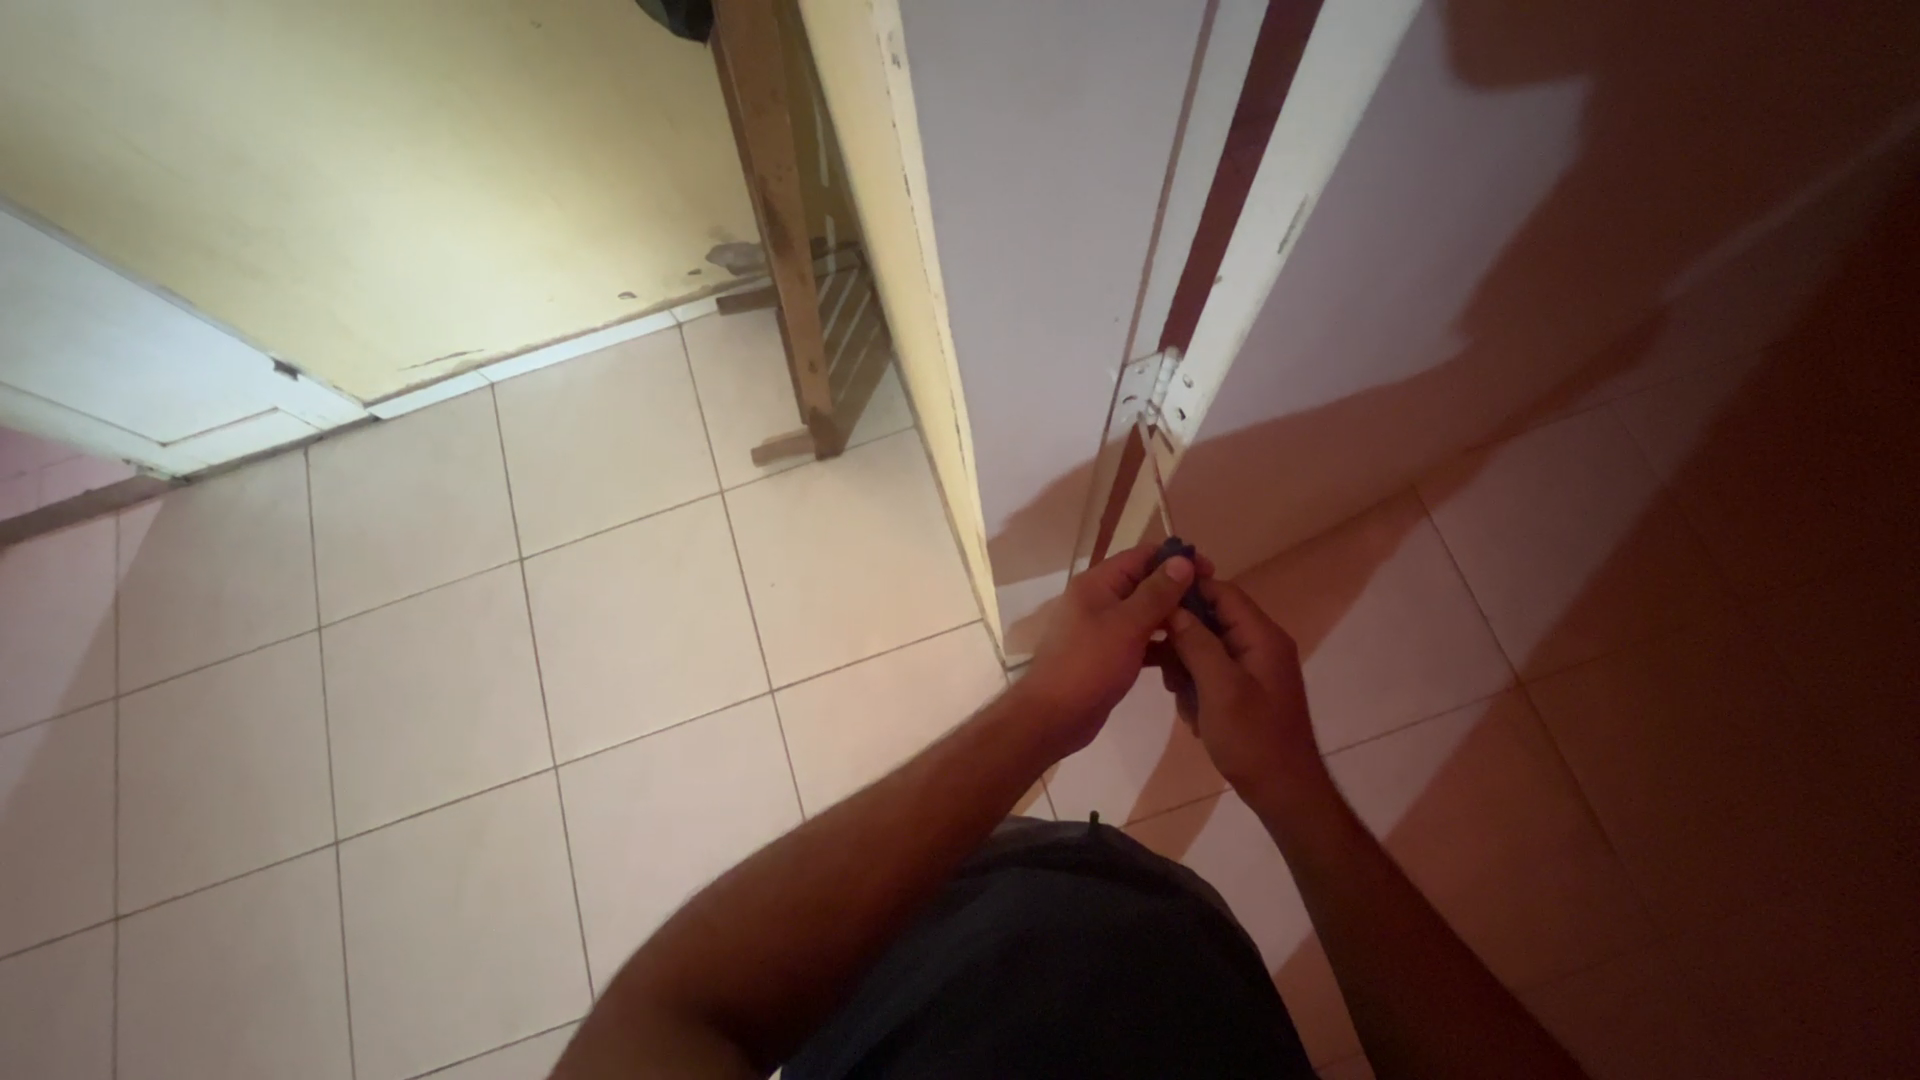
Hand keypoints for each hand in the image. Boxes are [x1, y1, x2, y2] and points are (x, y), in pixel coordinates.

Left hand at [1016, 543, 1205, 756]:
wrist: (1054, 715)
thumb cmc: (1090, 664)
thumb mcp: (1127, 624)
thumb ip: (1157, 592)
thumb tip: (1183, 559)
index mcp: (1098, 583)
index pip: (1141, 556)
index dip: (1176, 559)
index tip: (1210, 571)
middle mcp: (1099, 600)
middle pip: (1144, 583)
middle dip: (1178, 591)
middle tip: (1214, 605)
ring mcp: (1102, 629)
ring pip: (1144, 614)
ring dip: (1172, 618)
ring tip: (1207, 629)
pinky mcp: (1108, 655)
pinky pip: (1140, 640)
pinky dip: (1160, 644)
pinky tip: (1186, 655)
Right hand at [1154, 580, 1329, 801]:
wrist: (1284, 791)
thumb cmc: (1253, 739)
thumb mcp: (1219, 688)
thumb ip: (1196, 643)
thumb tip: (1172, 607)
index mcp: (1262, 637)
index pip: (1222, 592)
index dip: (1187, 590)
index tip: (1150, 600)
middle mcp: (1260, 644)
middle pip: (1210, 620)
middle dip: (1182, 640)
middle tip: (1160, 665)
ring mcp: (1253, 668)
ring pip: (1205, 648)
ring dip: (1185, 668)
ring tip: (1179, 695)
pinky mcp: (1244, 689)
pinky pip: (1210, 672)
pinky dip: (1195, 688)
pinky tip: (1193, 713)